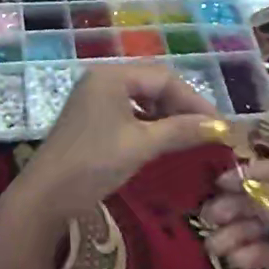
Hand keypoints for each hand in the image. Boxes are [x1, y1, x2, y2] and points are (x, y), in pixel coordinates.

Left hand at [15, 63, 227, 223]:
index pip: (164, 77)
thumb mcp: (142, 145)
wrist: (47, 193)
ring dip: (166, 115)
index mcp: (110, 76)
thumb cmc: (95, 163)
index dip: (195, 100)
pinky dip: (148, 123)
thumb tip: (220, 126)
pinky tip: (162, 140)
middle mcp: (100, 79)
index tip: (219, 125)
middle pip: (152, 84)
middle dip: (181, 106)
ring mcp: (92, 98)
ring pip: (140, 98)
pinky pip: (127, 111)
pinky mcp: (90, 117)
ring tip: (189, 137)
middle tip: (207, 132)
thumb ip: (181, 130)